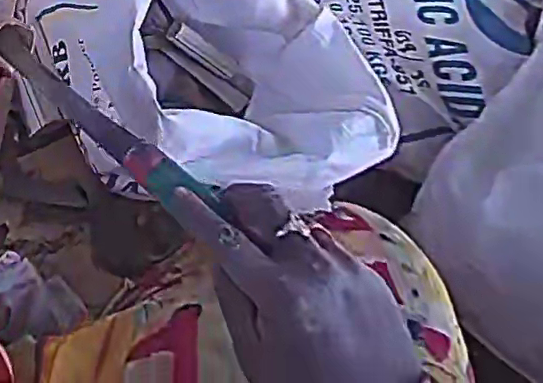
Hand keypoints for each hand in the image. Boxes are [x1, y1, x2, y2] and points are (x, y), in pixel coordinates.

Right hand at [165, 184, 420, 382]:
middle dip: (238, 198)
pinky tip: (305, 276)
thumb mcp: (255, 353)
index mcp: (279, 292)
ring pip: (293, 220)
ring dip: (273, 225)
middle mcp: (312, 266)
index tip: (177, 188)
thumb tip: (218, 250)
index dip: (197, 210)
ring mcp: (343, 262)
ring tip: (269, 252)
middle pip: (264, 204)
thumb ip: (231, 295)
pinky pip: (323, 242)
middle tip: (225, 209)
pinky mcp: (366, 268)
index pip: (226, 237)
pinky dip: (304, 248)